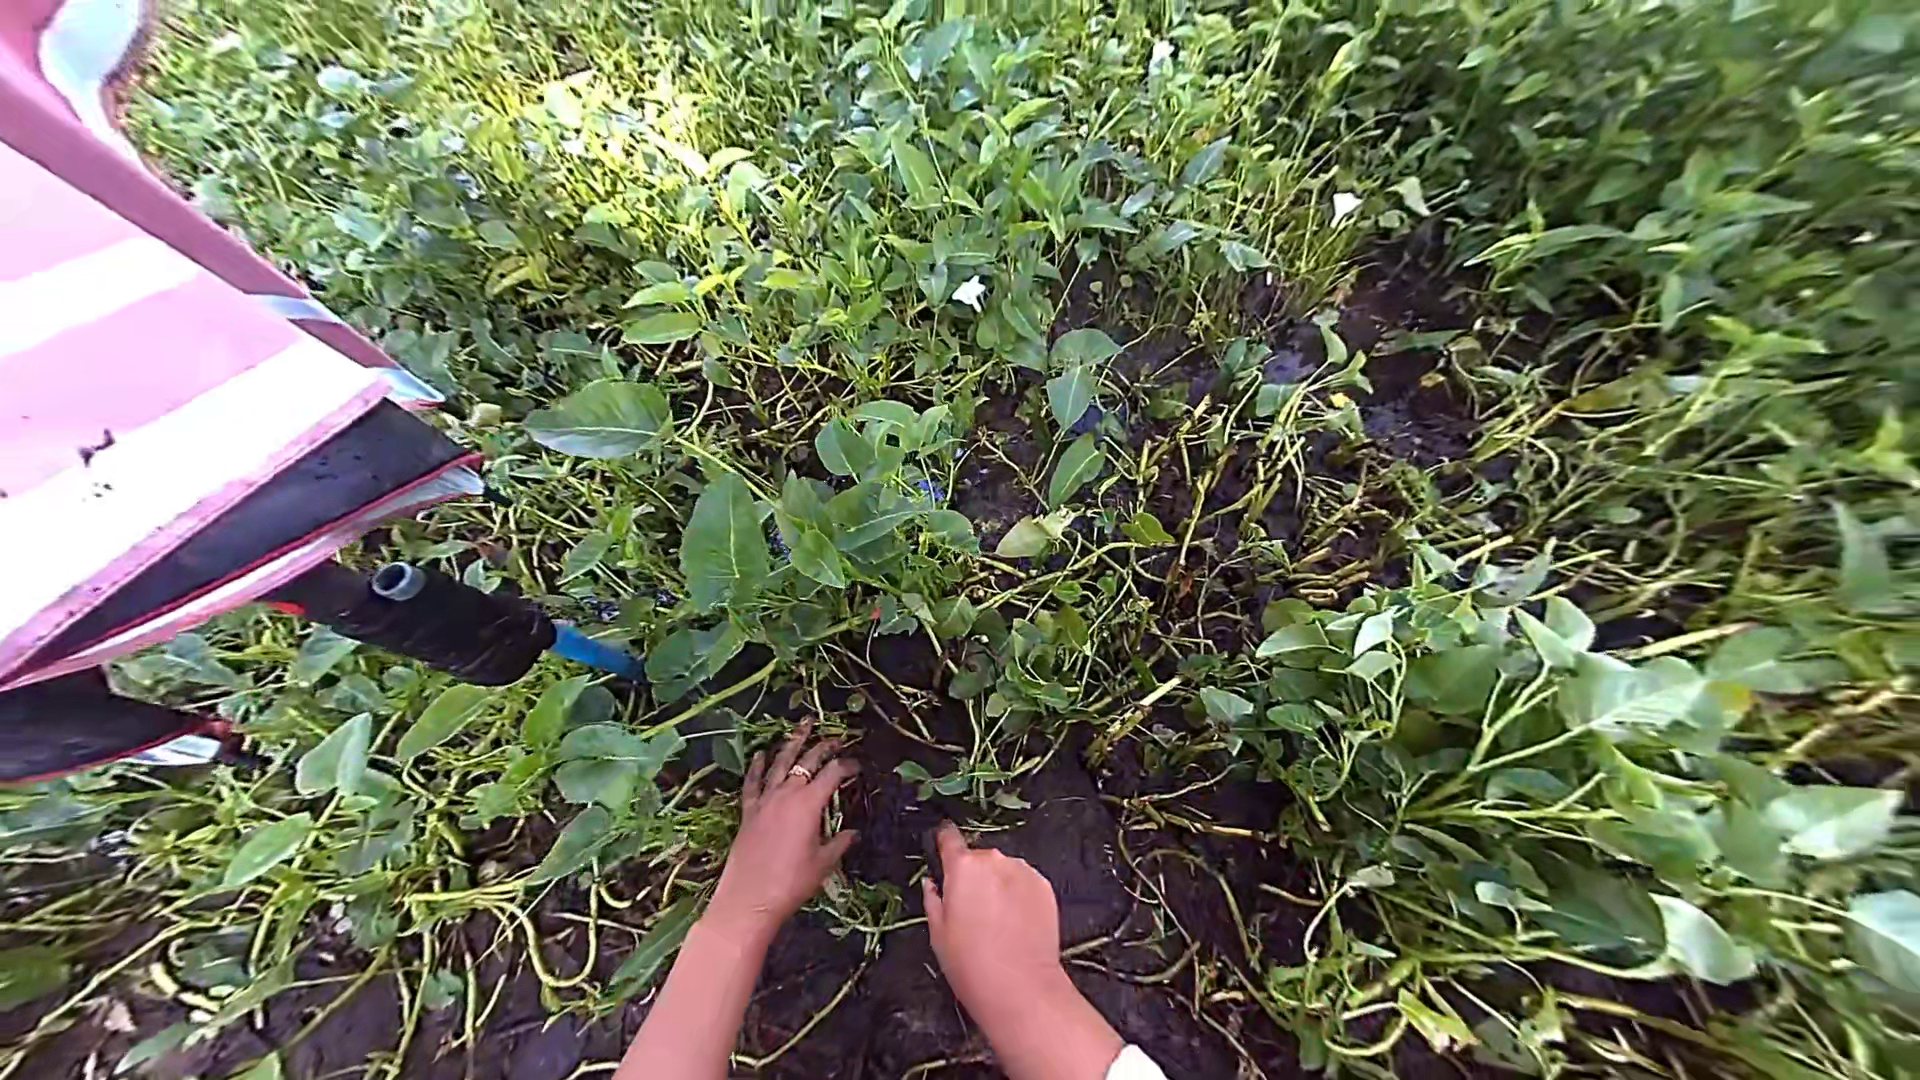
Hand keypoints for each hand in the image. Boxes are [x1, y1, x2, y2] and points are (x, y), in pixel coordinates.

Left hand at [706, 722, 858, 944]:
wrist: (748, 902)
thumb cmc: (790, 884)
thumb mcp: (823, 864)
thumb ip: (840, 843)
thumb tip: (853, 833)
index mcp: (809, 804)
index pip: (833, 773)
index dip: (848, 766)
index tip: (858, 767)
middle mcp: (787, 794)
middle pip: (808, 761)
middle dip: (824, 746)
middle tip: (836, 739)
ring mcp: (765, 801)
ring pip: (780, 763)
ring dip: (793, 743)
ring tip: (803, 727)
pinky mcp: (749, 812)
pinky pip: (753, 783)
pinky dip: (757, 767)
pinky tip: (761, 754)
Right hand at [921, 821, 1064, 1009]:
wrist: (1022, 990)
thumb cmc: (972, 965)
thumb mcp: (938, 935)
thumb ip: (932, 899)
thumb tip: (932, 882)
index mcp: (963, 867)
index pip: (949, 837)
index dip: (944, 842)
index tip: (944, 848)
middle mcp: (993, 860)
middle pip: (978, 858)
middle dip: (974, 876)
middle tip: (973, 910)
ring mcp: (1022, 870)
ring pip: (1003, 869)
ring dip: (998, 884)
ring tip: (998, 921)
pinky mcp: (1044, 885)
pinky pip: (1025, 881)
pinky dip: (1020, 895)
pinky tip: (1017, 923)